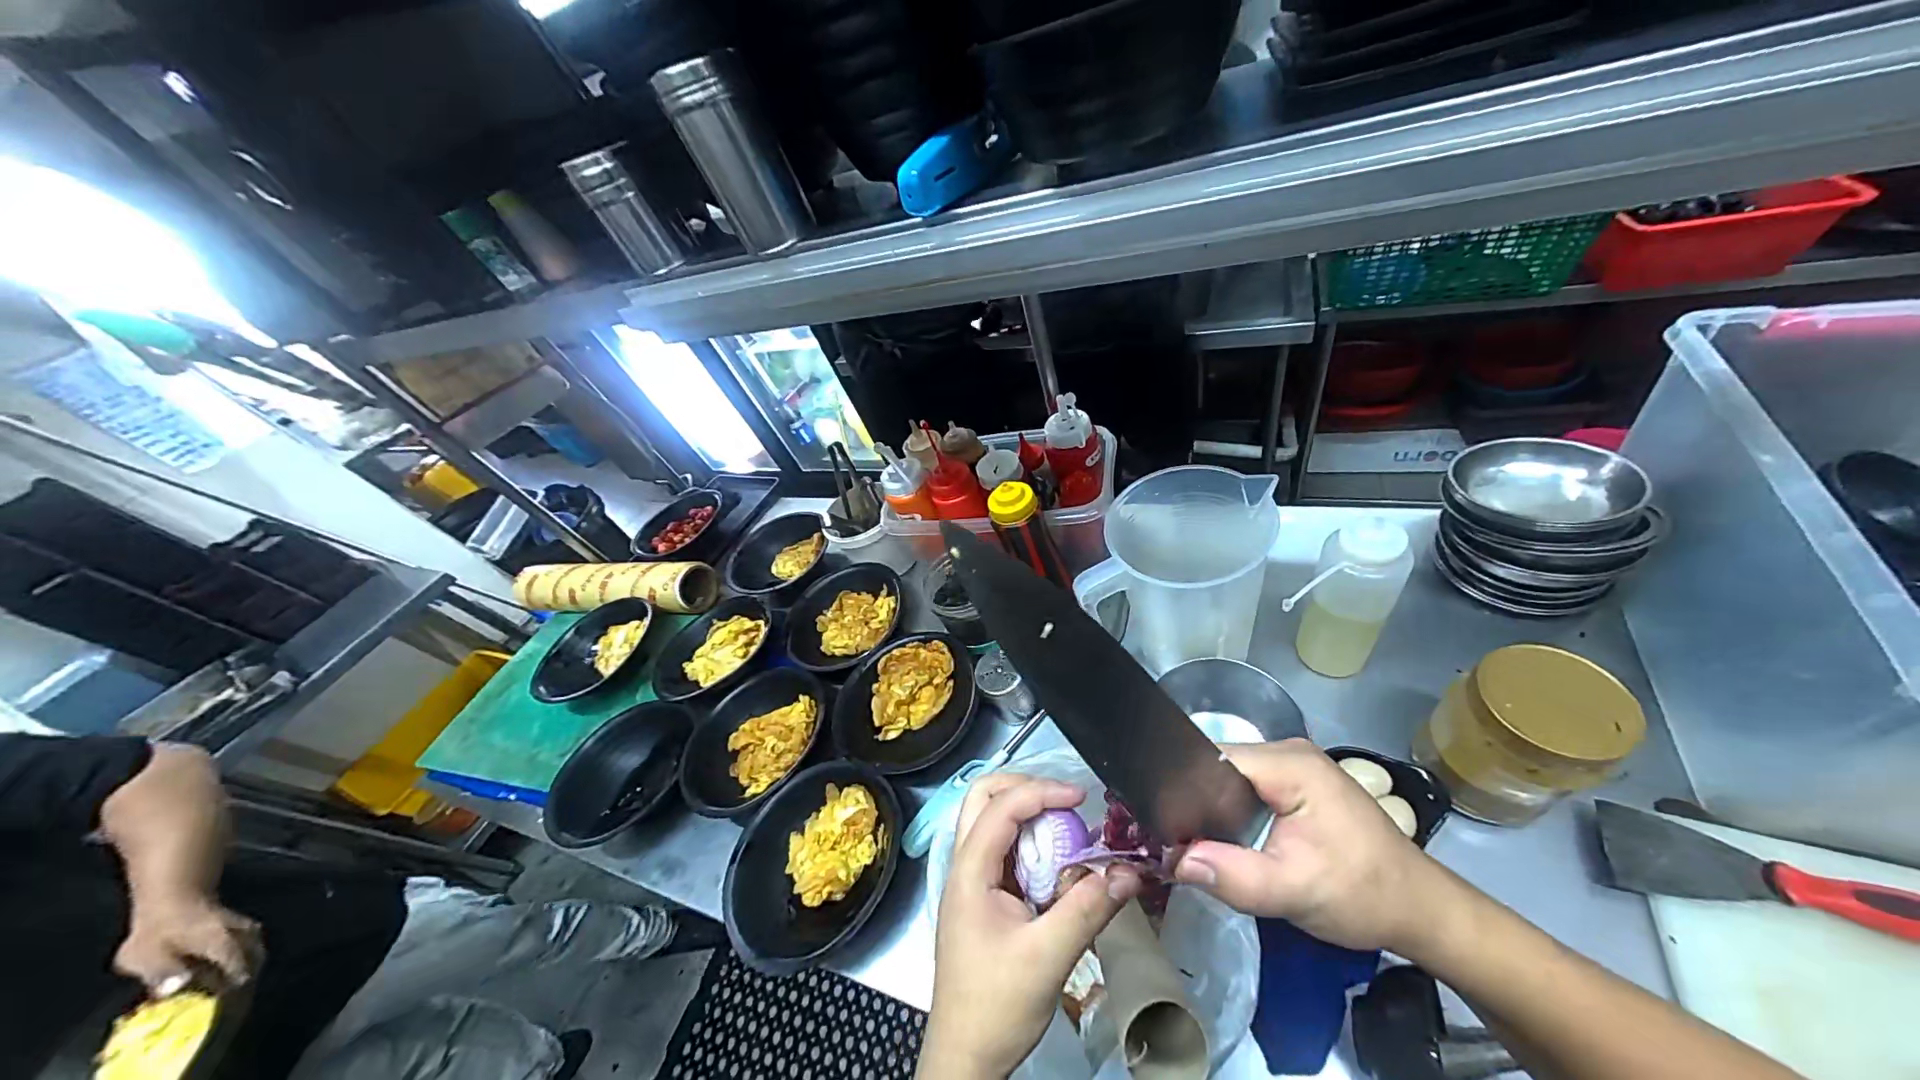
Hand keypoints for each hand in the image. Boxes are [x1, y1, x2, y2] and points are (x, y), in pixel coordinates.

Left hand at [115, 895, 261, 994]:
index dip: (233, 987)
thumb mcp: (148, 955)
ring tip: (238, 979)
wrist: (169, 897)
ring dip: (251, 962)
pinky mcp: (239, 925)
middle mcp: (239, 932)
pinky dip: (247, 953)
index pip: (236, 966)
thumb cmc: (156, 931)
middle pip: (255, 955)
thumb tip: (175, 989)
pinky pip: (251, 941)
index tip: (229, 1004)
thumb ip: (163, 971)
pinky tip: (235, 961)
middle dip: (249, 973)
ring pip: (257, 946)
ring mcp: (242, 926)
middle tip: (238, 993)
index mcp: (220, 941)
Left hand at [921, 774, 1141, 1079]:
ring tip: (1068, 827)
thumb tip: (1129, 872)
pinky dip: (1032, 844)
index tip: (1082, 796)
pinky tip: (1059, 862)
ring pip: (992, 823)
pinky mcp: (984, 900)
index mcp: (969, 870)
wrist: (965, 1057)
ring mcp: (972, 882)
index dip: (1040, 791)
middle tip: (1066, 801)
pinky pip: (1005, 853)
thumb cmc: (996, 1005)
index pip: (999, 807)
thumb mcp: (1047, 957)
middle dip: (1024, 788)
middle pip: (983, 799)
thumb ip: (1087, 909)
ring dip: (1029, 815)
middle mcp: (965, 866)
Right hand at [1172, 739, 1450, 954]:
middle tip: (1166, 838)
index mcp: (1289, 763)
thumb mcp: (1294, 891)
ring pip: (1228, 779)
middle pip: (1217, 766)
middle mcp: (1288, 752)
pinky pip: (1245, 790)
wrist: (1421, 911)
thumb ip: (1233, 876)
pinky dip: (1227, 814)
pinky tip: (1218, 839)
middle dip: (1191, 802)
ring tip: (1184, 839)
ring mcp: (1293, 767)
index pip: (1213, 758)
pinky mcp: (1295, 785)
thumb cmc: (1363, 895)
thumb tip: (1174, 860)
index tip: (1157, 823)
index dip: (1182, 789)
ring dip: (1208, 810)